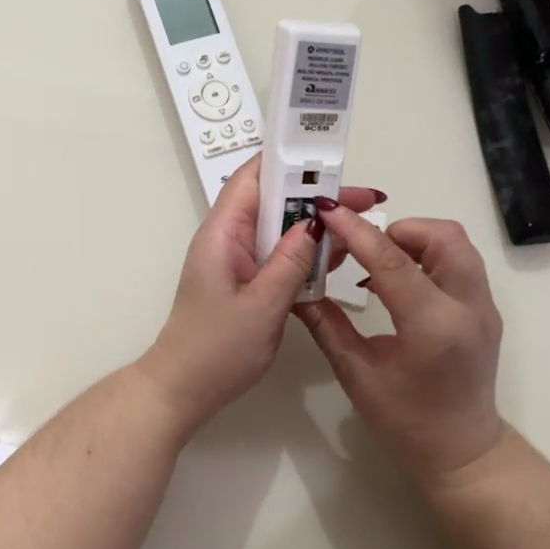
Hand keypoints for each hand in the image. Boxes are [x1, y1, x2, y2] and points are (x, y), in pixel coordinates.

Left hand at [137, 156, 381, 426]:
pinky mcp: (245, 280)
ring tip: (361, 224)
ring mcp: (236, 259)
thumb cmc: (216, 349)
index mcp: (222, 233)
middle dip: (317, 195)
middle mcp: (227, 238)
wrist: (183, 389)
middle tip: (366, 200)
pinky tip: (338, 256)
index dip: (291, 161)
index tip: (334, 159)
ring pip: (280, 227)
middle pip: (274, 200)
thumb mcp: (262, 305)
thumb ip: (291, 262)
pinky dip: (306, 252)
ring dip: (316, 225)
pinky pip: (278, 254)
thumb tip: (317, 221)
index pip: (254, 177)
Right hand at [293, 207, 505, 480]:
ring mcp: (484, 308)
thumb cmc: (404, 421)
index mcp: (432, 327)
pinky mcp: (486, 310)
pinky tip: (397, 282)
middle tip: (362, 246)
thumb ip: (327, 325)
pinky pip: (460, 264)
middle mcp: (467, 308)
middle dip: (398, 228)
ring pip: (457, 246)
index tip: (329, 212)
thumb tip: (296, 289)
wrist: (460, 450)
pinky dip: (428, 258)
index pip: (393, 261)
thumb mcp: (356, 373)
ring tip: (378, 262)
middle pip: (442, 237)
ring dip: (416, 240)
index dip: (357, 232)